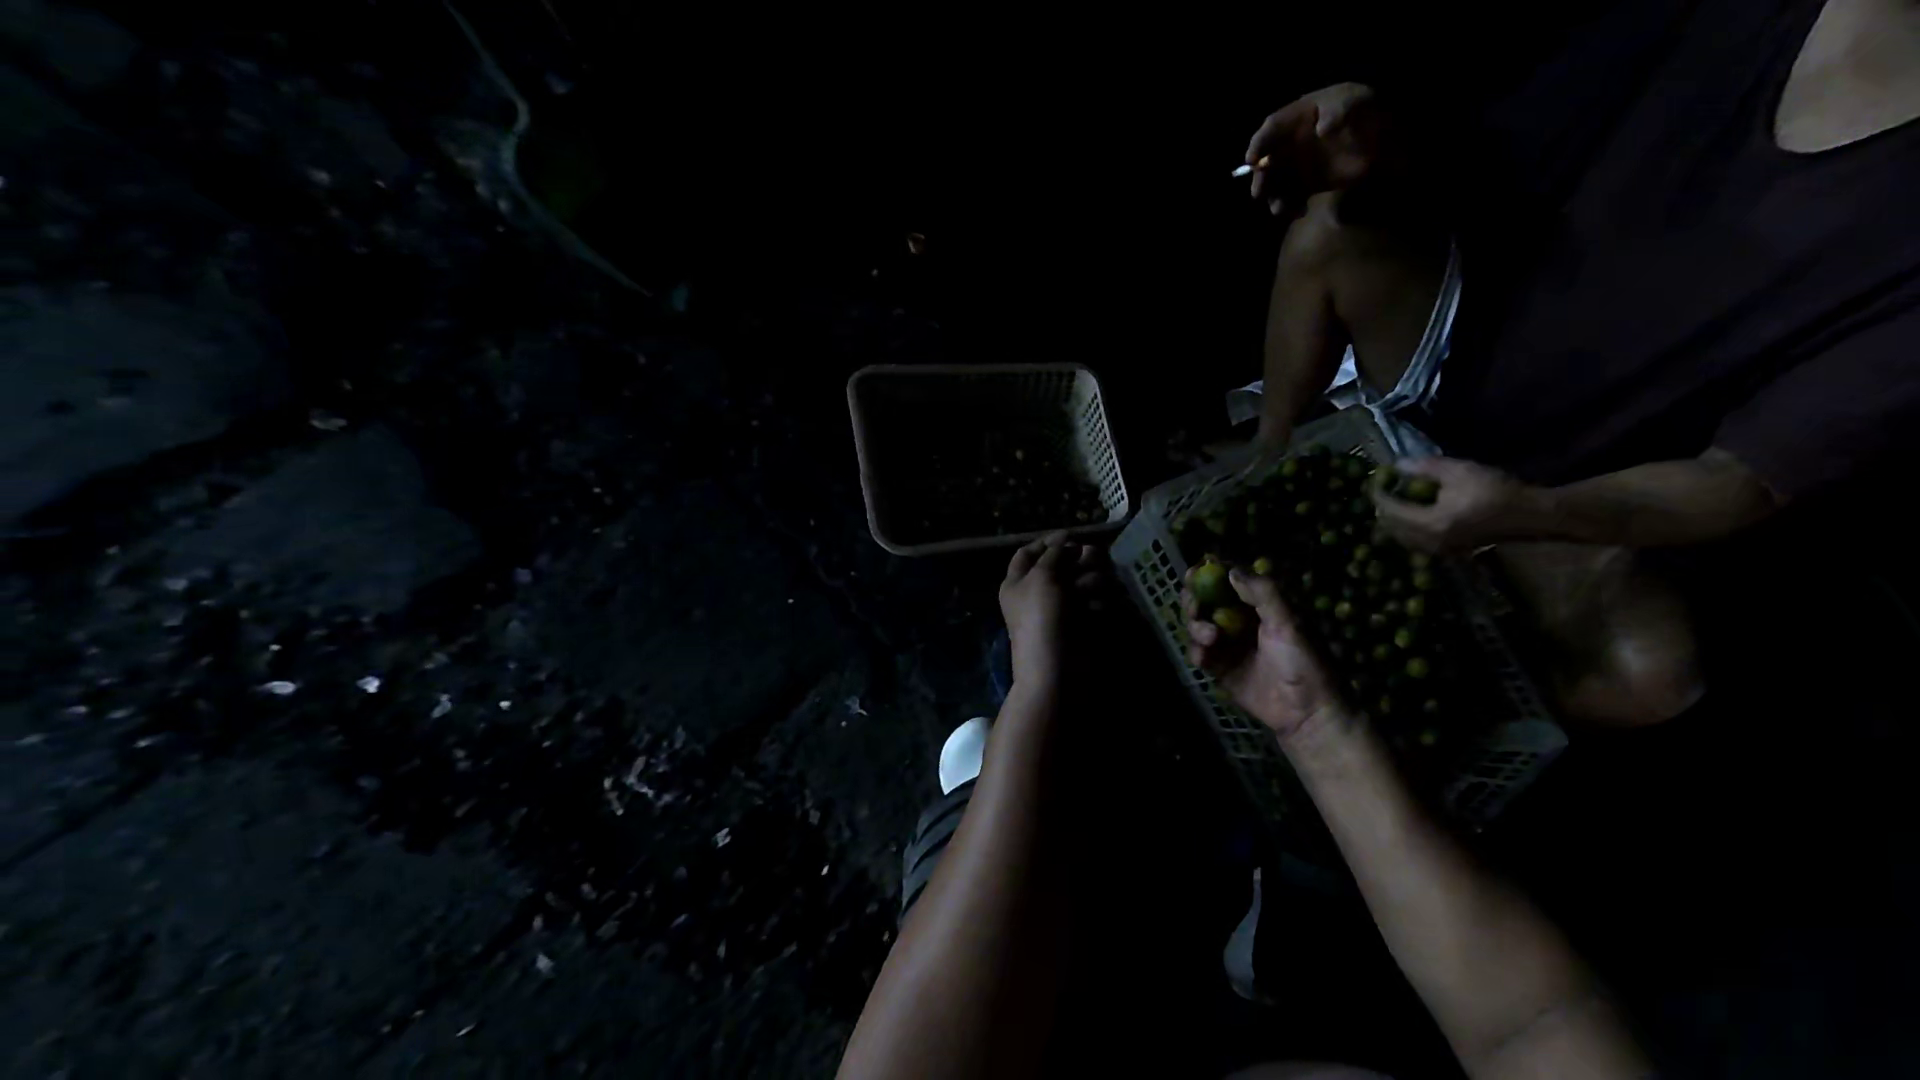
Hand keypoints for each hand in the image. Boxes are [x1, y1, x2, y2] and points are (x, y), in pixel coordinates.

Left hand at [1000, 531, 1102, 686]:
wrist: (1057, 668)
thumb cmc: (1042, 617)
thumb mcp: (1042, 576)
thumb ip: (1054, 554)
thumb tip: (1067, 544)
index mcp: (1017, 582)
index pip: (1028, 554)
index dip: (1048, 542)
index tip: (1071, 536)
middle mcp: (1036, 593)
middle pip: (1059, 566)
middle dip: (1077, 559)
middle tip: (1094, 556)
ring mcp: (1059, 610)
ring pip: (1080, 582)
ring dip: (1092, 578)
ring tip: (1098, 584)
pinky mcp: (1080, 623)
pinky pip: (1093, 602)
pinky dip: (1100, 599)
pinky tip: (1102, 604)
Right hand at [1184, 567, 1341, 740]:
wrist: (1307, 713)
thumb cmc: (1305, 662)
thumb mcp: (1289, 623)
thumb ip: (1263, 593)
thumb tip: (1231, 570)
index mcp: (1260, 605)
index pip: (1230, 581)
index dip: (1210, 573)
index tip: (1195, 571)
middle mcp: (1240, 621)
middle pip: (1206, 601)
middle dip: (1194, 600)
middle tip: (1194, 605)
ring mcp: (1228, 645)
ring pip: (1198, 625)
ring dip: (1196, 626)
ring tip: (1209, 636)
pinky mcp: (1220, 668)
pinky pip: (1198, 653)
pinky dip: (1196, 651)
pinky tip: (1203, 656)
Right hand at [1246, 82, 1385, 216]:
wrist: (1384, 138)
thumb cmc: (1366, 112)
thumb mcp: (1356, 100)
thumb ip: (1340, 109)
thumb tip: (1321, 129)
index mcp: (1299, 116)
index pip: (1272, 127)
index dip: (1259, 143)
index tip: (1252, 160)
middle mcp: (1292, 142)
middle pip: (1267, 160)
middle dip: (1261, 178)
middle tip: (1259, 193)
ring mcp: (1298, 164)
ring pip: (1276, 182)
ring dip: (1274, 197)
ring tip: (1281, 209)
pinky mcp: (1306, 184)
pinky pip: (1291, 197)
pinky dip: (1292, 206)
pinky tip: (1300, 211)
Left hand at [1372, 457, 1538, 552]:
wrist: (1533, 515)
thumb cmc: (1496, 490)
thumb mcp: (1459, 472)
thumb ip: (1424, 468)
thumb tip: (1397, 465)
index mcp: (1429, 523)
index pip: (1389, 510)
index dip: (1378, 494)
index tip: (1374, 480)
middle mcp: (1428, 542)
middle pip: (1391, 527)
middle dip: (1383, 508)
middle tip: (1383, 488)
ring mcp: (1438, 550)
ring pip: (1401, 537)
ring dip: (1393, 519)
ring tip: (1396, 499)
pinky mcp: (1448, 552)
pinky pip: (1415, 542)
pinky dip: (1407, 528)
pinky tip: (1412, 514)